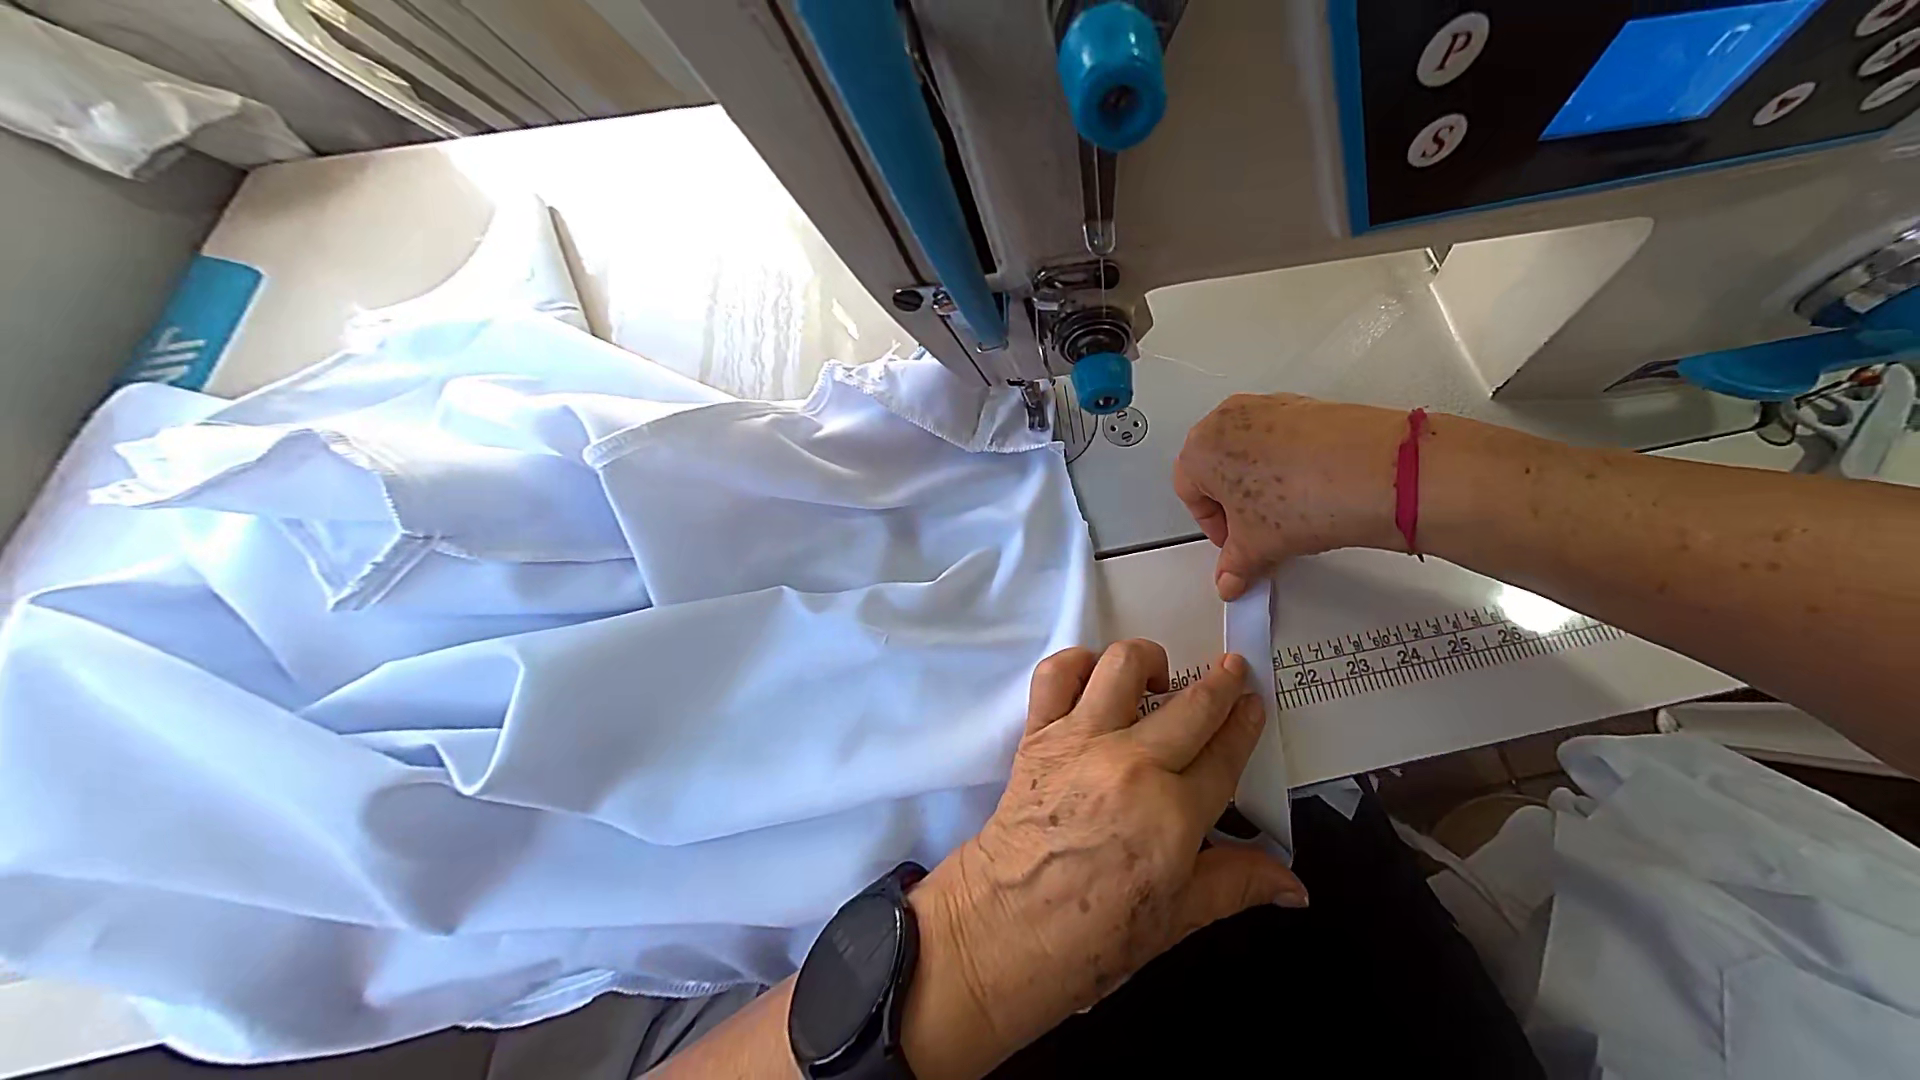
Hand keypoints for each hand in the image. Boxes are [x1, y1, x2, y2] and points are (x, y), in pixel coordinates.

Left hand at [902, 641, 1306, 1078]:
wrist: (1005, 928)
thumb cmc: (1094, 936)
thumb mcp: (1178, 918)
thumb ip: (1238, 886)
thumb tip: (1296, 887)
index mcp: (1174, 813)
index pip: (1224, 754)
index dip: (1244, 723)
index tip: (1253, 700)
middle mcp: (1131, 763)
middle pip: (1190, 706)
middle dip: (1220, 683)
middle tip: (1230, 671)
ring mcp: (1080, 741)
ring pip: (1122, 667)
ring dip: (1148, 660)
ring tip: (1156, 679)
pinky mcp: (1038, 734)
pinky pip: (1055, 675)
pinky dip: (1075, 662)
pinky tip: (1092, 675)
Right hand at [1173, 392, 1411, 599]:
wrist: (1378, 474)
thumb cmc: (1309, 493)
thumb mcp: (1256, 545)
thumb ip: (1234, 564)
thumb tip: (1232, 576)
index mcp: (1199, 447)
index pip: (1189, 493)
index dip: (1212, 525)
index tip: (1232, 542)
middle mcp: (1227, 418)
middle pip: (1216, 468)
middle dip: (1232, 503)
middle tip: (1254, 530)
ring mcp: (1267, 407)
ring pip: (1248, 453)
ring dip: (1258, 484)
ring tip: (1286, 514)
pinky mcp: (1303, 406)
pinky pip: (1280, 440)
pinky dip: (1287, 465)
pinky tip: (1308, 492)